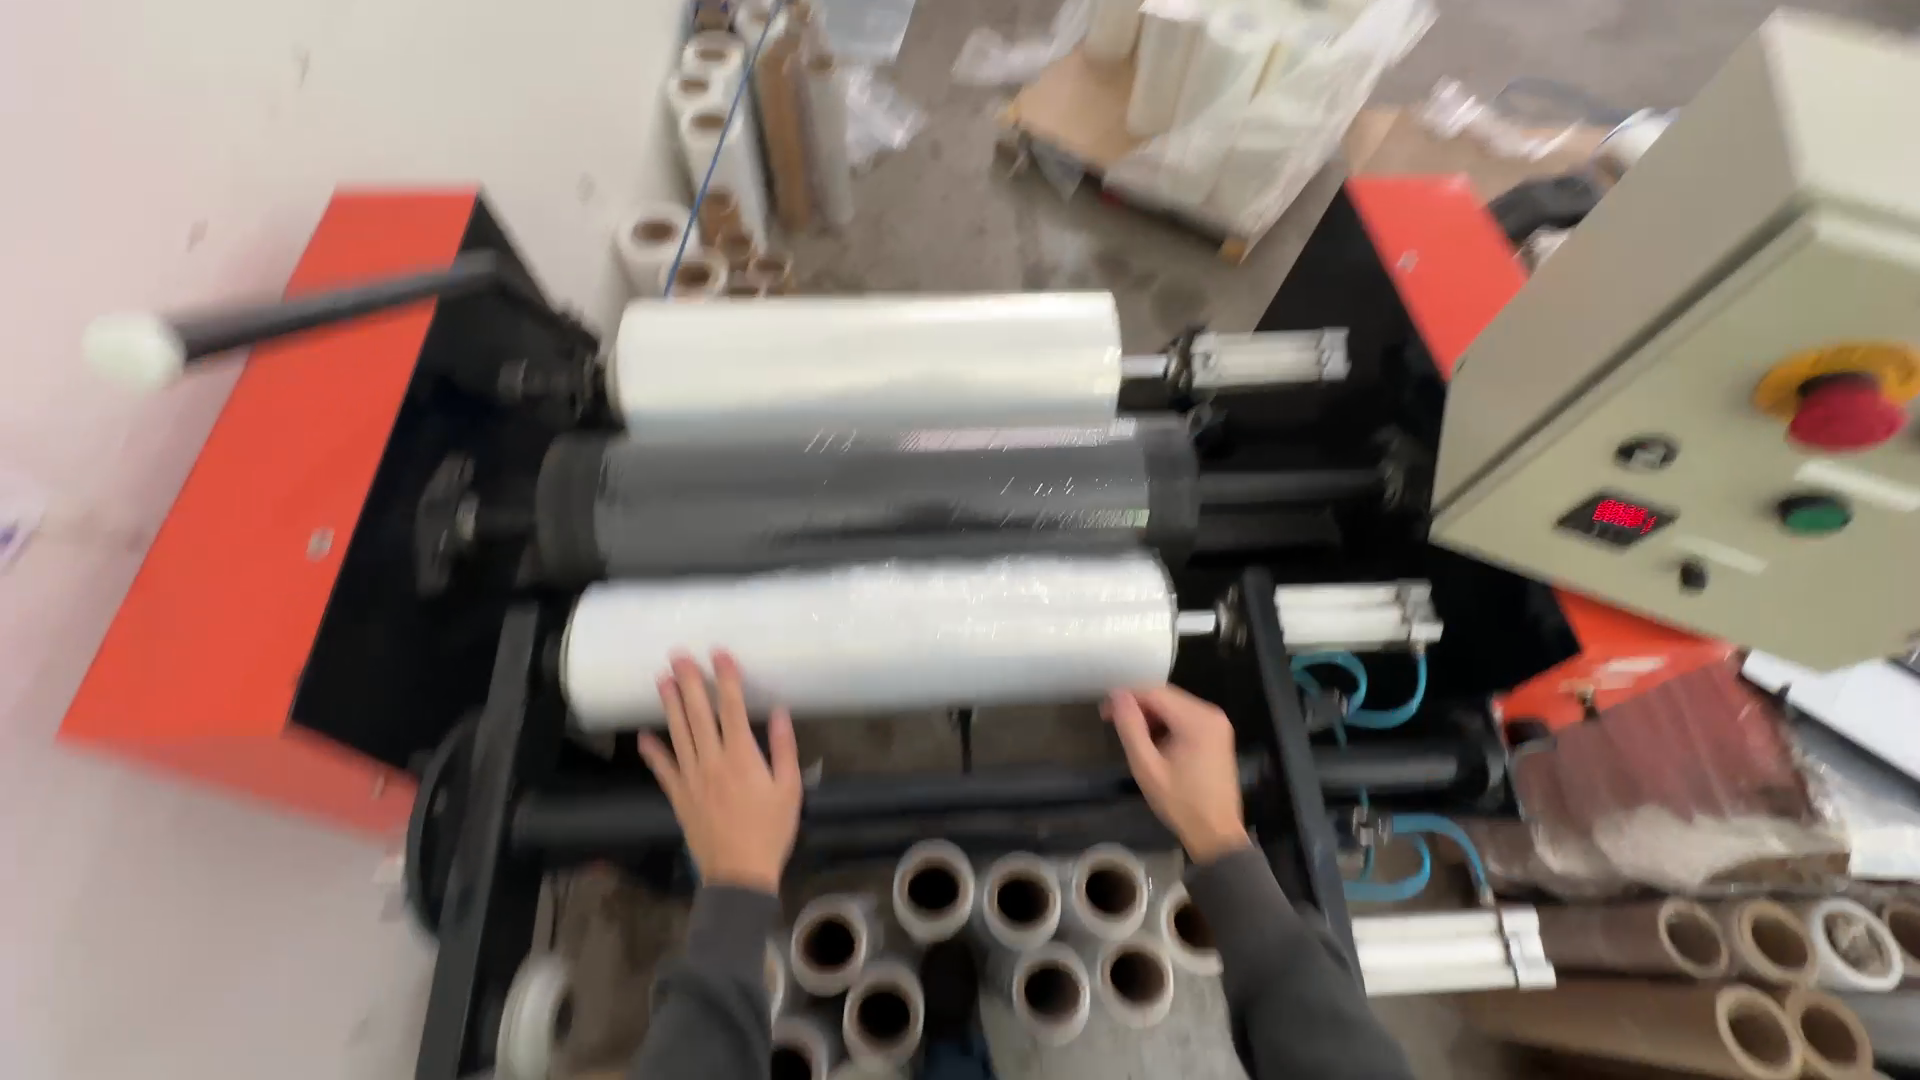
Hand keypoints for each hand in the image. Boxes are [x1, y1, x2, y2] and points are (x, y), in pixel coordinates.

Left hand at [638, 650, 802, 892]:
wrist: (739, 873)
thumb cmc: (771, 830)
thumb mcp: (790, 789)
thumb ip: (785, 748)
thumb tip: (780, 712)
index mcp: (742, 756)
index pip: (732, 708)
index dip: (726, 678)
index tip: (719, 654)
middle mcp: (712, 760)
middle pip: (699, 714)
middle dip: (689, 682)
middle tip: (678, 655)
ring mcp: (692, 778)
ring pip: (678, 734)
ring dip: (670, 706)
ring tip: (661, 679)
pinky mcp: (679, 797)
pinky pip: (663, 770)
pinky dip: (652, 752)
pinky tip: (644, 736)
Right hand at [1103, 685, 1249, 863]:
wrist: (1216, 834)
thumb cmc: (1180, 803)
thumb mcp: (1147, 767)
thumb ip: (1130, 727)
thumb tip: (1117, 695)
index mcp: (1197, 720)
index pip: (1154, 692)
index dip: (1126, 697)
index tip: (1104, 712)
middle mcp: (1211, 714)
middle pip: (1165, 696)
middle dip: (1138, 706)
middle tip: (1112, 723)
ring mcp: (1217, 723)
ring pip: (1174, 705)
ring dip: (1151, 715)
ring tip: (1131, 735)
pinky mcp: (1217, 734)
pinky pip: (1185, 717)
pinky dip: (1166, 723)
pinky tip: (1153, 741)